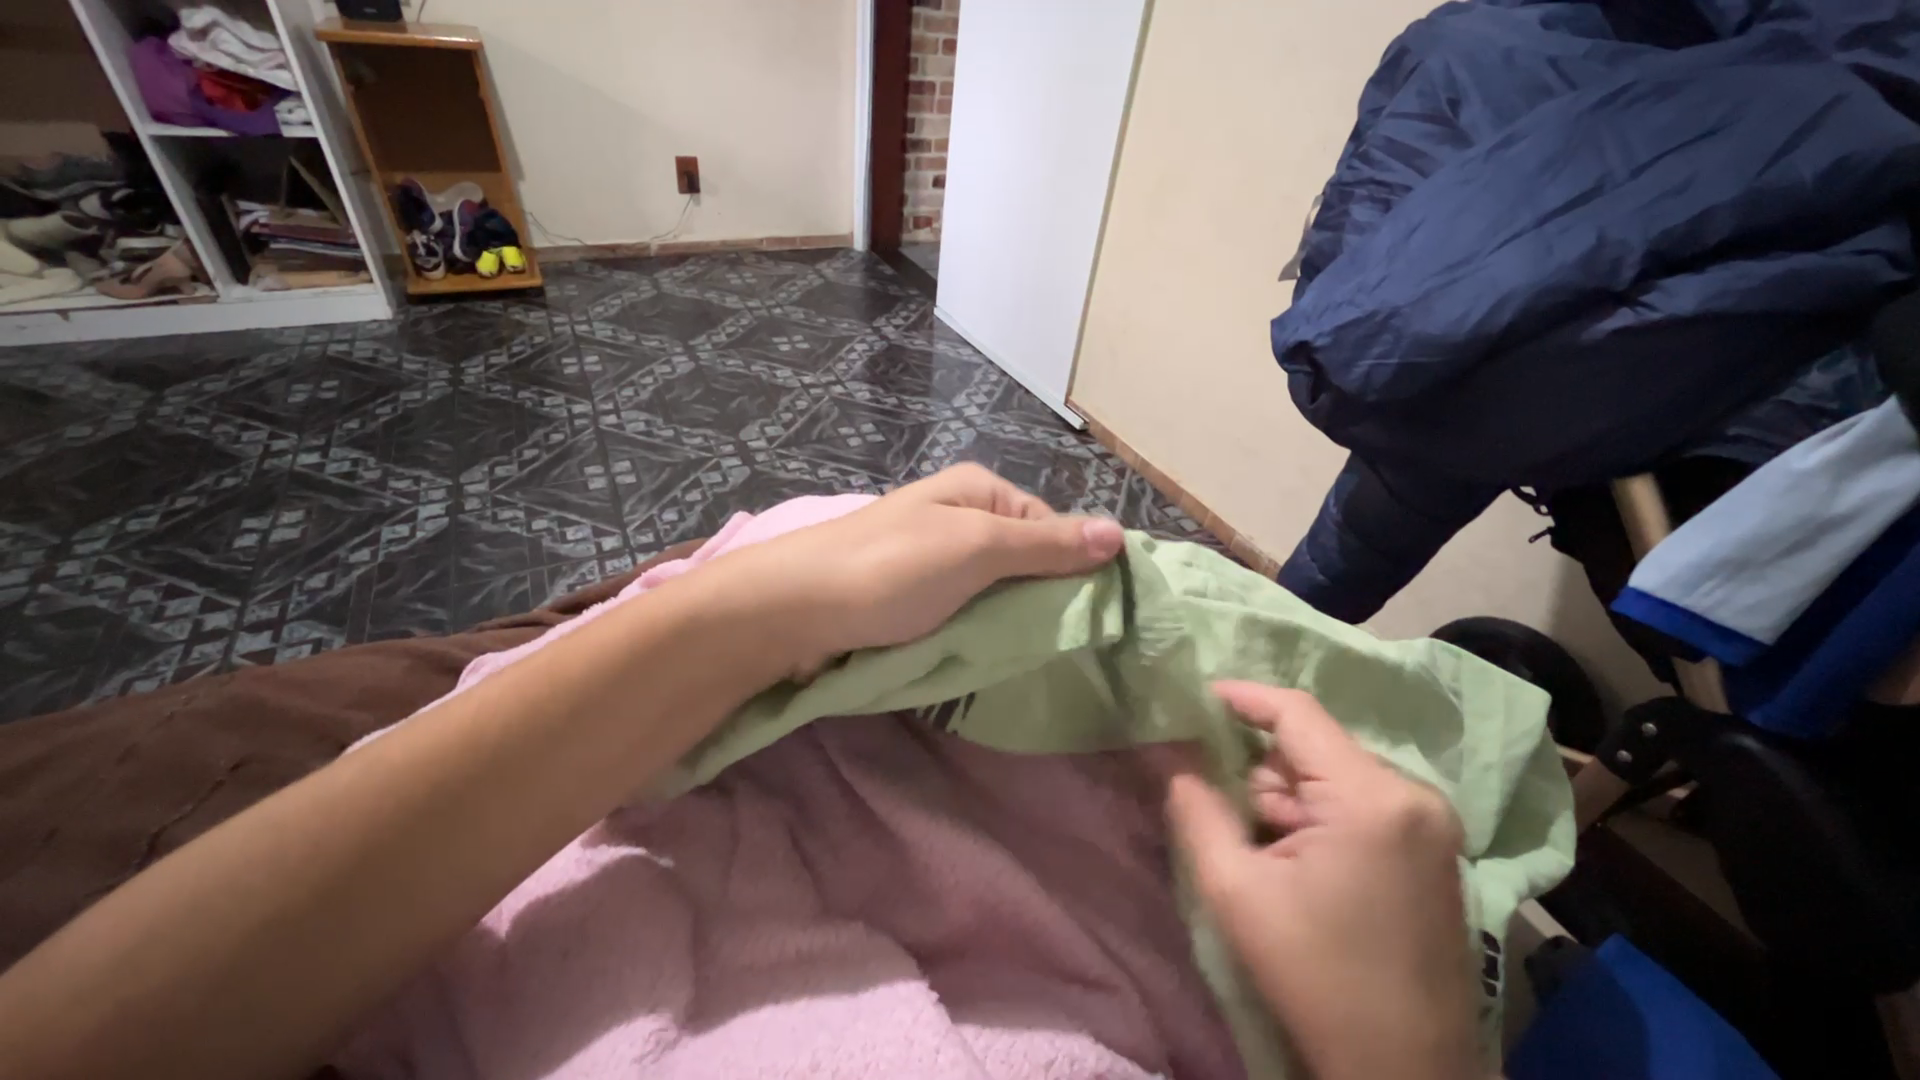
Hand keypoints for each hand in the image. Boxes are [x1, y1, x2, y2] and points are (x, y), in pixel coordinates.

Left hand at [703, 464, 1125, 676]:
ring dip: (1006, 618)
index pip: (1052, 526)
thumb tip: (1118, 533)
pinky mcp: (909, 595)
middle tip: (1055, 640)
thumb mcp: (977, 548)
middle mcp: (957, 516)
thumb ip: (1045, 545)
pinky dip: (974, 628)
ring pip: (993, 589)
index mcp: (978, 490)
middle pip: (1023, 558)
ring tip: (1018, 650)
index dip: (1073, 565)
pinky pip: (961, 608)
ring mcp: (931, 557)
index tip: (1090, 613)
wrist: (795, 608)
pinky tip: (981, 650)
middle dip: (1039, 596)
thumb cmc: (891, 570)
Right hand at [1166, 683, 1482, 1079]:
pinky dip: (1322, 819)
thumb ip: (1196, 810)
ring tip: (1277, 863)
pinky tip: (1308, 870)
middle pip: (1315, 748)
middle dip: (1266, 776)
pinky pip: (1361, 803)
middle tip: (1244, 830)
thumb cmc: (1314, 975)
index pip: (1298, 713)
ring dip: (1293, 802)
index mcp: (1372, 798)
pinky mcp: (1436, 848)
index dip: (1243, 698)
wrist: (1402, 1069)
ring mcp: (1433, 823)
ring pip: (1335, 776)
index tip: (1197, 697)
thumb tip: (1172, 758)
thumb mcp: (1235, 890)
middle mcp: (1414, 795)